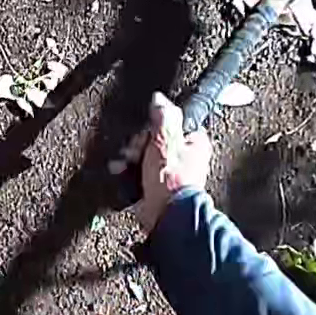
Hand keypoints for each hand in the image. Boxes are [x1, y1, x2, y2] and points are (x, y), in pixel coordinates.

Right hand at [134, 92, 212, 234]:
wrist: (165, 214)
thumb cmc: (171, 180)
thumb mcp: (166, 140)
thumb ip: (163, 117)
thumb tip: (159, 99)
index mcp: (194, 143)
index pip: (170, 124)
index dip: (153, 127)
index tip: (145, 133)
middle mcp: (184, 157)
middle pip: (153, 140)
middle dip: (137, 145)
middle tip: (134, 152)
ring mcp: (170, 172)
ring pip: (144, 156)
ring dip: (129, 158)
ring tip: (123, 164)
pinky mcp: (157, 186)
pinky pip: (139, 172)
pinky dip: (128, 172)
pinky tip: (121, 172)